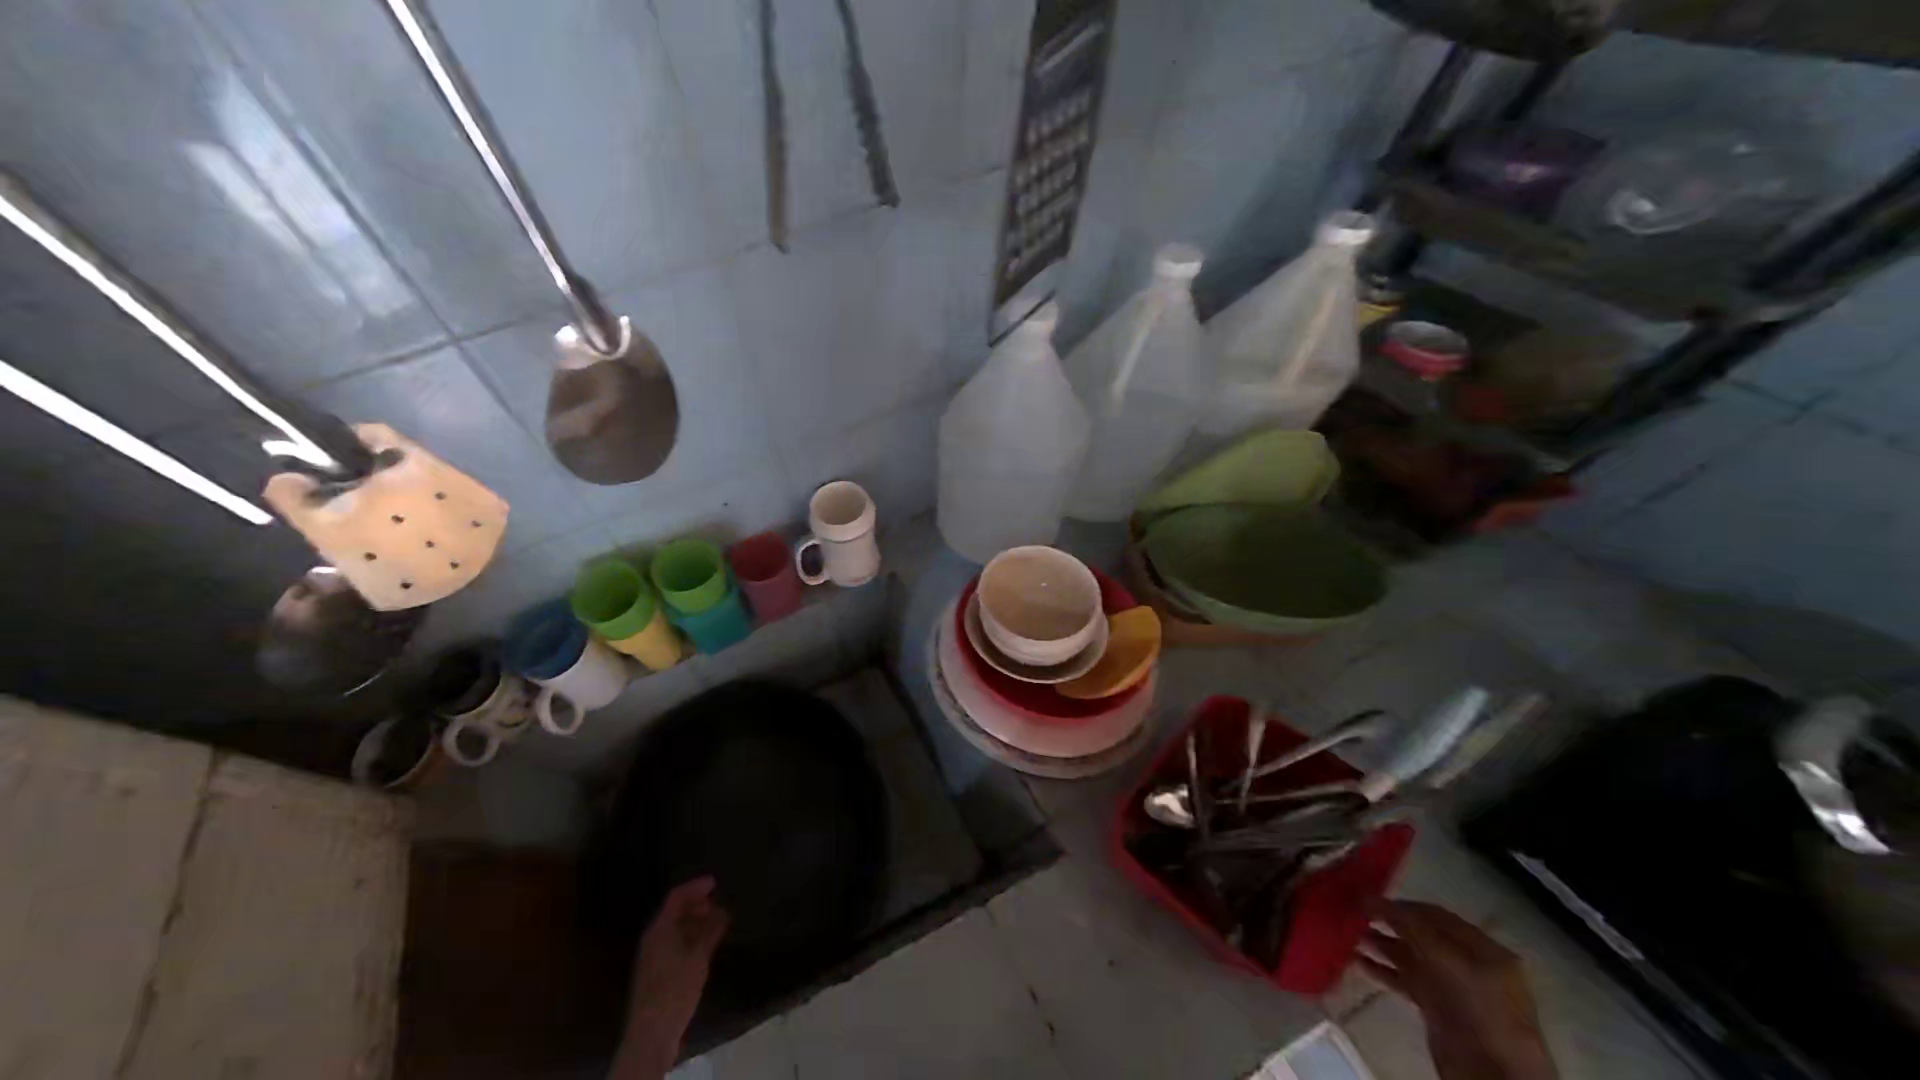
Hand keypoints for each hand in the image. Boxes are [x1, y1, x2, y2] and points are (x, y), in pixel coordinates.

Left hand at [610, 877, 729, 1079]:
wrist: (652, 1033)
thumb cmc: (675, 989)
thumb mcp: (698, 957)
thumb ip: (710, 931)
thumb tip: (722, 912)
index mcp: (659, 930)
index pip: (677, 897)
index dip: (696, 887)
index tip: (715, 883)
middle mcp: (653, 939)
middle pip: (675, 912)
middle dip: (698, 906)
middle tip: (720, 906)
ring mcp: (653, 957)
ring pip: (676, 929)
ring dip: (696, 923)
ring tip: (718, 925)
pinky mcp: (657, 972)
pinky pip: (675, 944)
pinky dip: (691, 939)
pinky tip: (706, 947)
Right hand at [1358, 900, 1557, 1079]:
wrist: (1492, 1076)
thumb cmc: (1477, 1009)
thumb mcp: (1446, 959)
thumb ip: (1410, 926)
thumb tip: (1370, 898)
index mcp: (1483, 949)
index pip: (1436, 915)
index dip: (1401, 905)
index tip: (1366, 899)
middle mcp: (1468, 965)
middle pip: (1421, 935)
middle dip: (1387, 923)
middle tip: (1352, 914)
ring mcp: (1452, 988)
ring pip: (1409, 958)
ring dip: (1379, 944)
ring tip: (1347, 934)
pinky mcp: (1436, 1009)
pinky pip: (1404, 981)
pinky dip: (1382, 970)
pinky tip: (1356, 961)